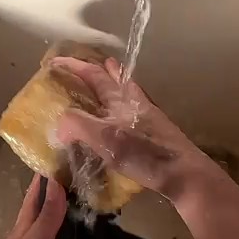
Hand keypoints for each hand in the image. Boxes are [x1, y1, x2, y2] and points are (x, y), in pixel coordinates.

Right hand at [50, 57, 223, 203]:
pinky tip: (120, 122)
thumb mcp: (106, 139)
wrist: (183, 175)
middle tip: (86, 65)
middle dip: (99, 70)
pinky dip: (120, 109)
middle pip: (115, 80)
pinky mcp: (154, 136)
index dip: (74, 67)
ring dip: (113, 86)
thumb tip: (59, 125)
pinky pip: (131, 114)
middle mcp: (135, 103)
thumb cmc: (145, 154)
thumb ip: (78, 126)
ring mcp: (147, 119)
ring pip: (126, 95)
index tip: (54, 62)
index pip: (93, 75)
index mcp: (121, 100)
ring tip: (104, 85)